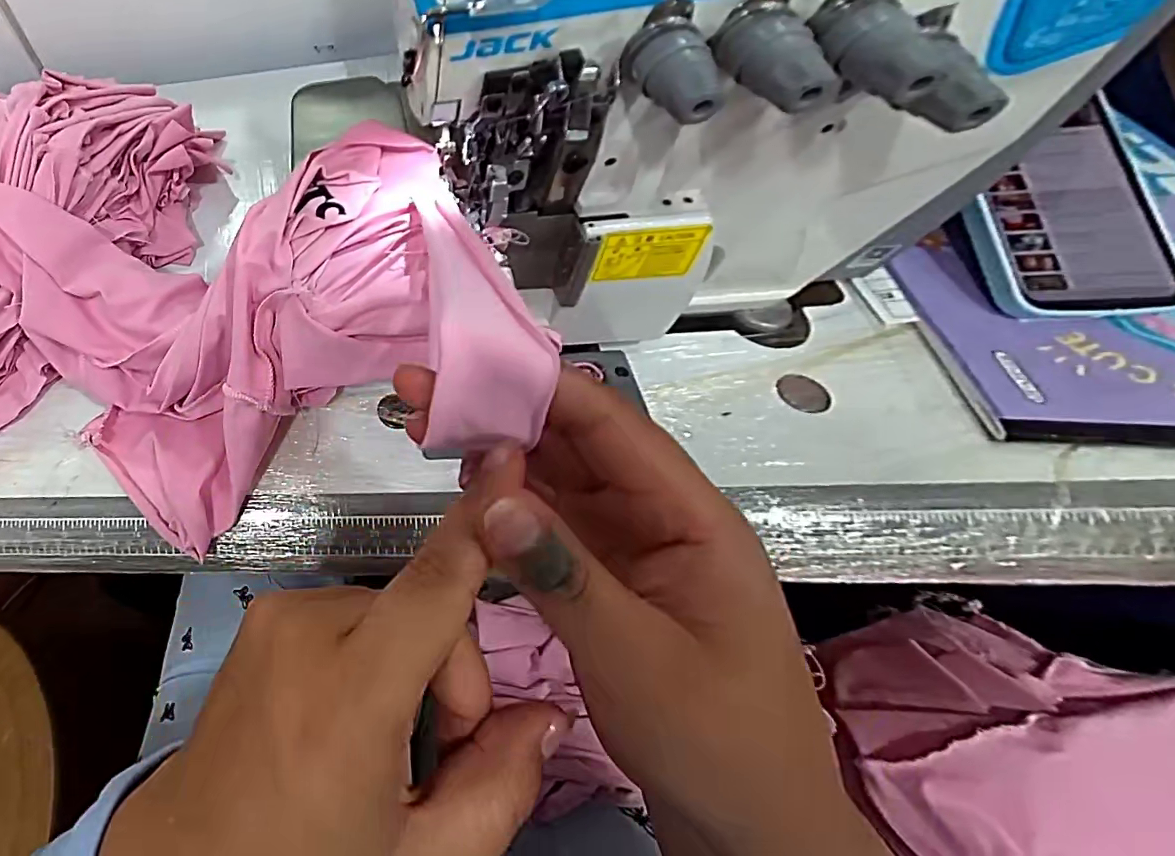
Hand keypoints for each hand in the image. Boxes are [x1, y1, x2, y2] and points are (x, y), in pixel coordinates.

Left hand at [101, 488, 566, 855]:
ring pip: (390, 609)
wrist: (191, 851)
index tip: (507, 463)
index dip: (477, 524)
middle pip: (424, 607)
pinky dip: (368, 649)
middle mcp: (306, 628)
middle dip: (450, 674)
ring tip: (382, 739)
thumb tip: (548, 714)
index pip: (432, 588)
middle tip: (433, 752)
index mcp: (348, 692)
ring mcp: (278, 612)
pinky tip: (347, 710)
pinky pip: (349, 611)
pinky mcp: (265, 610)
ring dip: (408, 662)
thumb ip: (499, 784)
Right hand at [393, 363, 888, 855]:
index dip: (538, 386)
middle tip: (424, 392)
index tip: (469, 365)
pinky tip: (464, 488)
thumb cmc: (721, 744)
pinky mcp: (596, 568)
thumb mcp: (639, 661)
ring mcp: (621, 540)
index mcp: (688, 515)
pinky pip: (542, 517)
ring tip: (428, 427)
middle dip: (498, 410)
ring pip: (550, 474)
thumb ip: (564, 574)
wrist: (750, 830)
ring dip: (492, 449)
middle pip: (570, 439)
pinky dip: (500, 499)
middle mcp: (652, 512)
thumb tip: (490, 496)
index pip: (609, 424)